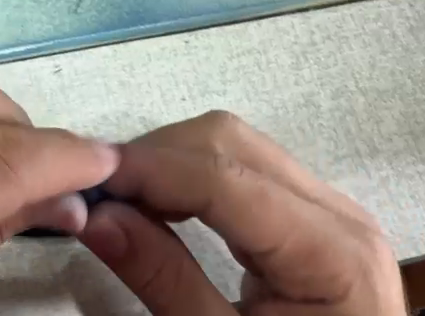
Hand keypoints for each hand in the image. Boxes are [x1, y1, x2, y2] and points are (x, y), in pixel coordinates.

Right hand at [78, 111, 403, 314]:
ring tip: (121, 197)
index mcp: (332, 253)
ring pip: (231, 143)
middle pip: (228, 142)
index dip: (150, 169)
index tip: (86, 178)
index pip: (224, 178)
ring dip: (168, 160)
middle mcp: (338, 212)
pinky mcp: (309, 214)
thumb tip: (97, 216)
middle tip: (98, 191)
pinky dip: (190, 174)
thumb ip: (165, 281)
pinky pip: (240, 167)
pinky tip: (158, 201)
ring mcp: (327, 207)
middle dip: (156, 156)